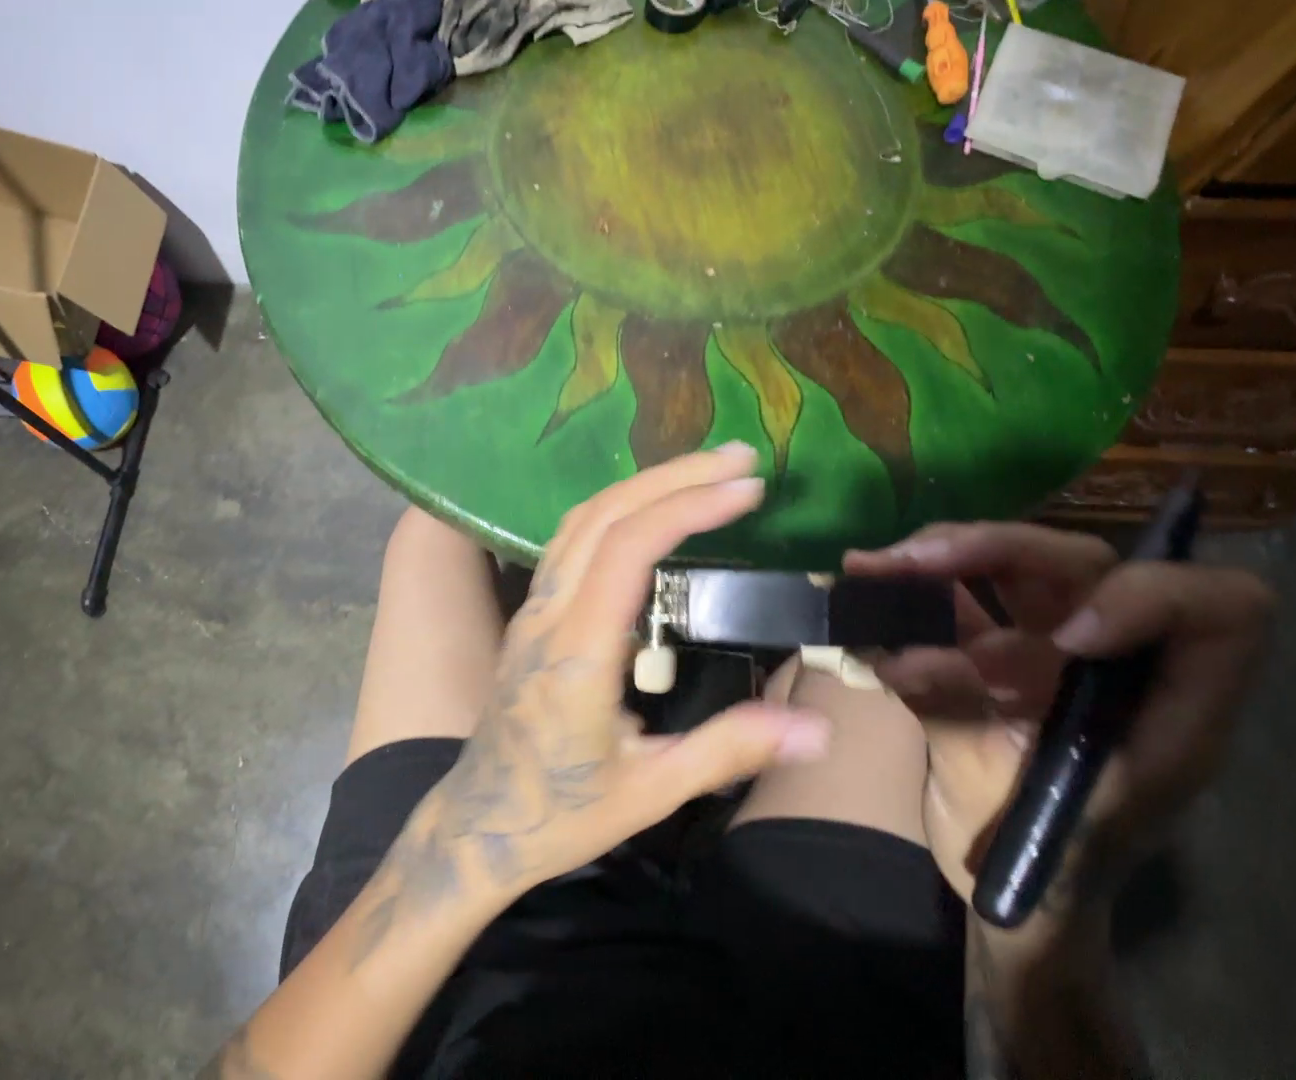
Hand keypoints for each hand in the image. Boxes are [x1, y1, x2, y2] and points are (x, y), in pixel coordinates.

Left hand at [388, 446, 829, 909]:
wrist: (479, 824)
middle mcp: (548, 616)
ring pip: (578, 522)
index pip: (629, 548)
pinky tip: (647, 512)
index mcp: (578, 652)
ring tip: (702, 471)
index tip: (748, 488)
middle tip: (740, 457)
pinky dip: (613, 511)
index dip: (689, 506)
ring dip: (640, 486)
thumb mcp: (650, 791)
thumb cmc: (561, 814)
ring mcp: (532, 613)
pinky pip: (567, 543)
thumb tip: (816, 729)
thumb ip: (729, 751)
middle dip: (672, 476)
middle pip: (601, 515)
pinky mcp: (529, 618)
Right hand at [844, 523, 1274, 928]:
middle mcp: (1114, 661)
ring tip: (867, 568)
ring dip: (939, 555)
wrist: (1015, 893)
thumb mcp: (1024, 813)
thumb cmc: (1048, 871)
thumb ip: (966, 726)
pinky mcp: (993, 656)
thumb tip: (896, 658)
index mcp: (1166, 707)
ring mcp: (1050, 652)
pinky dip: (907, 593)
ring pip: (1015, 565)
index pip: (1218, 612)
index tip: (1066, 640)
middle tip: (910, 561)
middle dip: (995, 549)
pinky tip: (860, 591)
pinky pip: (958, 604)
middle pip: (1084, 564)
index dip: (1148, 600)